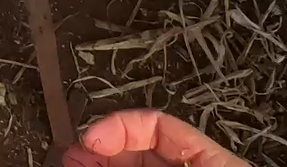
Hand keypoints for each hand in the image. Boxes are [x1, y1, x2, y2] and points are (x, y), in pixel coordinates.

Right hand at [62, 111, 247, 166]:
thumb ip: (138, 163)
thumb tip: (89, 146)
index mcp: (216, 161)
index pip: (157, 123)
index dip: (117, 126)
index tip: (88, 139)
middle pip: (140, 149)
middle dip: (101, 149)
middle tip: (71, 156)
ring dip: (100, 164)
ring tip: (72, 164)